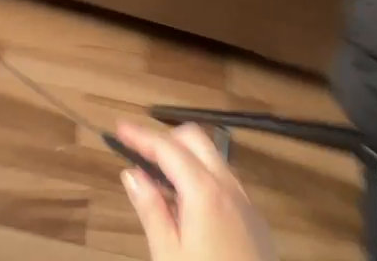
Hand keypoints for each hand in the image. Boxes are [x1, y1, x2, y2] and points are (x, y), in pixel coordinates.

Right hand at [115, 122, 277, 260]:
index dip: (141, 135)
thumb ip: (150, 209)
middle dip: (165, 139)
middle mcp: (229, 187)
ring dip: (186, 157)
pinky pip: (226, 182)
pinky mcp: (256, 221)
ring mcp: (247, 202)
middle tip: (140, 153)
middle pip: (195, 140)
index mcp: (204, 191)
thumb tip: (131, 174)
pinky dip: (203, 177)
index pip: (167, 148)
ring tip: (160, 181)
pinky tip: (189, 206)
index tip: (119, 129)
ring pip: (213, 158)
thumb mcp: (168, 253)